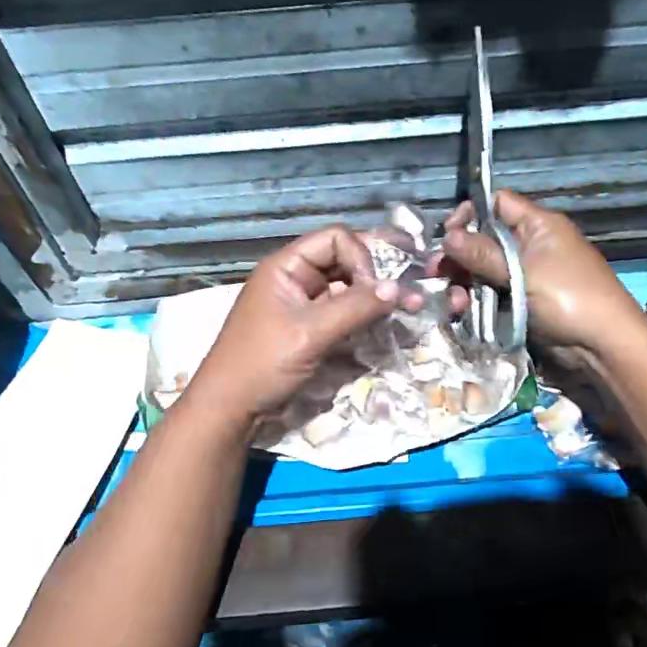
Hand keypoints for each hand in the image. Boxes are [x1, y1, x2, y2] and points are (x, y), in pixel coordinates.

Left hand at [185, 225, 424, 422]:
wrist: (231, 407)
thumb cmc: (262, 362)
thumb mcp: (309, 334)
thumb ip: (354, 308)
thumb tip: (397, 288)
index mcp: (286, 267)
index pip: (335, 240)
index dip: (362, 257)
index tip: (377, 289)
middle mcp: (295, 279)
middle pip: (344, 262)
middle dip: (378, 273)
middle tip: (415, 282)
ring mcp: (303, 306)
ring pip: (347, 290)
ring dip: (376, 298)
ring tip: (412, 307)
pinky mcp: (309, 331)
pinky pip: (342, 315)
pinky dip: (365, 318)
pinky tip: (390, 325)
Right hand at [442, 189, 646, 355]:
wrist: (602, 346)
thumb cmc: (569, 298)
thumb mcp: (523, 273)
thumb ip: (483, 254)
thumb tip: (447, 235)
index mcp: (538, 226)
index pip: (497, 203)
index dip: (470, 214)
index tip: (448, 235)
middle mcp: (529, 246)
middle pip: (482, 239)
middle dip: (458, 256)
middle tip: (436, 273)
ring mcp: (523, 275)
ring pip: (481, 269)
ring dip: (462, 283)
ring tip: (454, 302)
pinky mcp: (519, 301)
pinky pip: (488, 292)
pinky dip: (473, 300)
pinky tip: (461, 311)